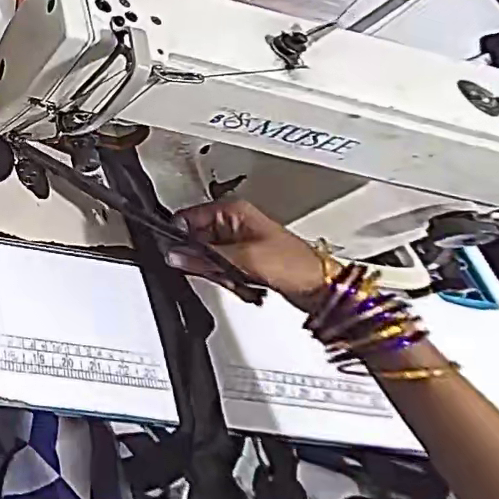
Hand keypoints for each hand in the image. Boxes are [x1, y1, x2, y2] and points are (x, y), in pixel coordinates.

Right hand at [168, 199, 331, 309]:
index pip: (187, 218)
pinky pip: (220, 269)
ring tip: (238, 280)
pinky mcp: (242, 259)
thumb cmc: (295, 264)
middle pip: (195, 240)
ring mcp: (237, 241)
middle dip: (205, 261)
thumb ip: (205, 257)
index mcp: (232, 210)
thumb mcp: (243, 259)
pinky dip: (228, 281)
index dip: (181, 238)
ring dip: (219, 273)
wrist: (322, 289)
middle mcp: (232, 222)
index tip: (179, 256)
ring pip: (207, 258)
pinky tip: (243, 286)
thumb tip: (175, 255)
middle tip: (220, 272)